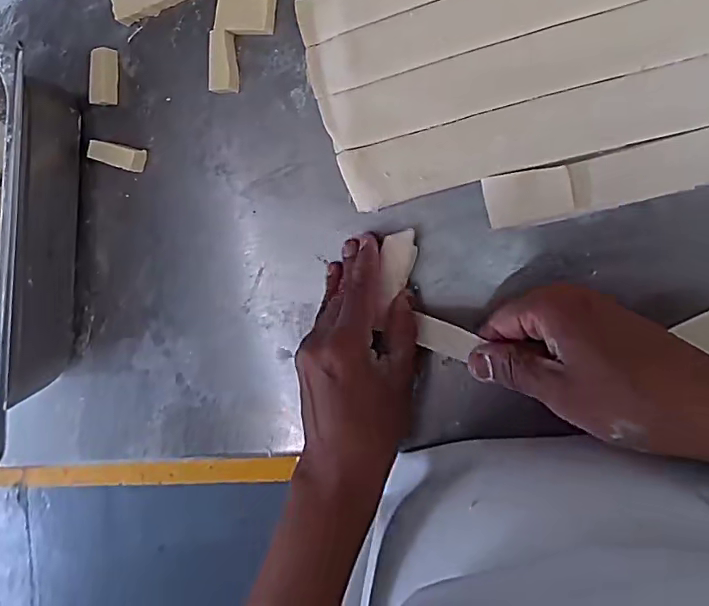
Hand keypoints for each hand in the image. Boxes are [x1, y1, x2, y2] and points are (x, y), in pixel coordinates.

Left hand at [294, 233, 418, 490]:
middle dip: (353, 267)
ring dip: (341, 283)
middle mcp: (320, 341)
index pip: (358, 293)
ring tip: (348, 257)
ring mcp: (308, 350)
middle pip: (340, 295)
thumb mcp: (399, 380)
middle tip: (360, 241)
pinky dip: (334, 304)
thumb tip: (402, 299)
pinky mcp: (306, 359)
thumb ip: (401, 334)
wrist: (337, 468)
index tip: (372, 242)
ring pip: (329, 307)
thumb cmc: (375, 429)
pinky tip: (337, 291)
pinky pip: (323, 322)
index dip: (368, 266)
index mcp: (344, 345)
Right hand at [468, 284, 708, 462]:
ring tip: (559, 390)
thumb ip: (513, 370)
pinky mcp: (613, 317)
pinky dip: (564, 349)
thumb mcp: (560, 393)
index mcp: (553, 305)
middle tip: (526, 391)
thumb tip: (480, 358)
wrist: (703, 404)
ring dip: (541, 352)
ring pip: (546, 323)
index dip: (489, 349)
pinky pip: (570, 325)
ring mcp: (595, 303)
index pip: (499, 317)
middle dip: (515, 350)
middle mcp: (572, 295)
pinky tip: (581, 380)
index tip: (487, 377)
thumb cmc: (632, 400)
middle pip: (521, 316)